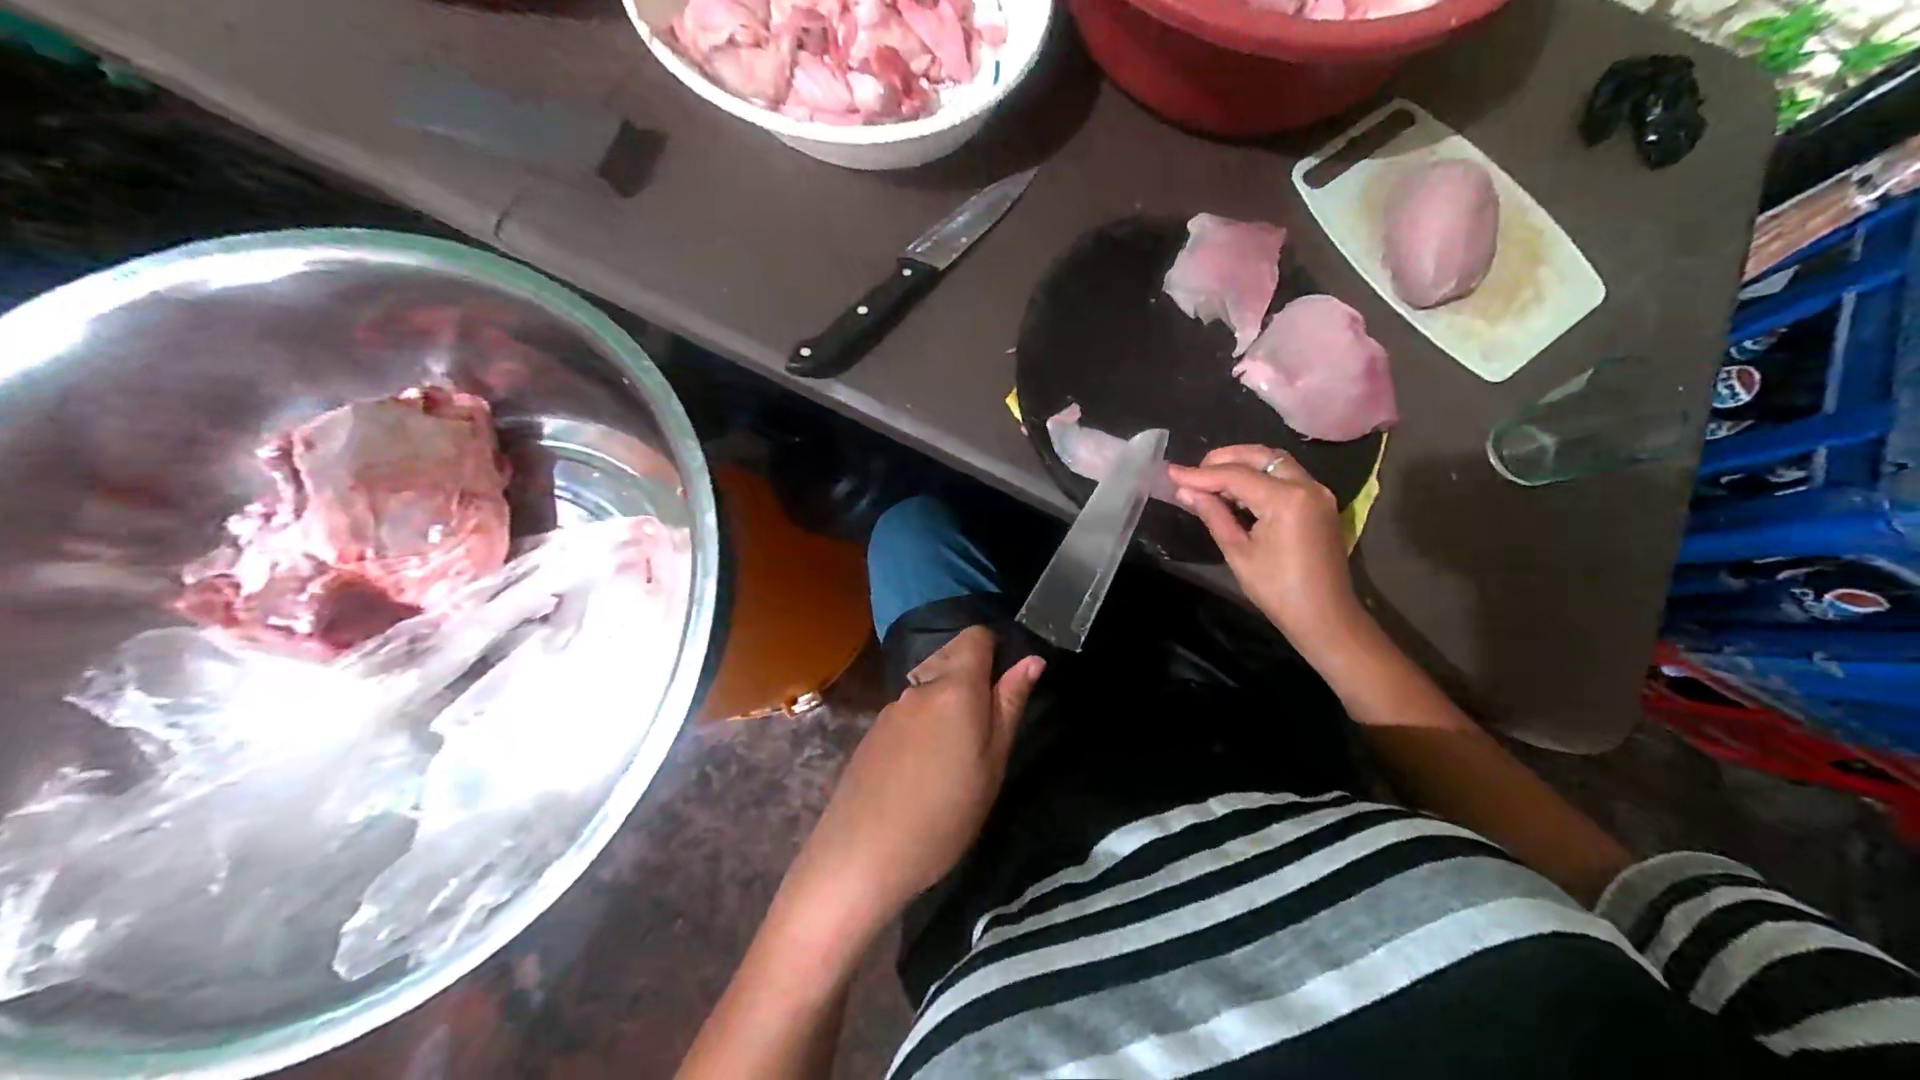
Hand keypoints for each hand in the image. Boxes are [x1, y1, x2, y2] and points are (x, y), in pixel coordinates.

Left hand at [786, 626, 1044, 925]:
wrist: (862, 855)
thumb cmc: (945, 814)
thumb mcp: (992, 763)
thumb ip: (1010, 704)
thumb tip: (1032, 659)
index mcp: (954, 687)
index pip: (975, 636)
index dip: (995, 647)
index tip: (1007, 680)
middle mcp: (919, 687)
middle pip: (951, 662)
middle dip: (973, 682)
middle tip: (987, 732)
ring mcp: (890, 709)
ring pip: (929, 691)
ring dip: (947, 708)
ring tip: (955, 759)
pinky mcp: (871, 733)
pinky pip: (908, 715)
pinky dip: (924, 728)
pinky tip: (922, 771)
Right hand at [1169, 445, 1362, 647]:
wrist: (1325, 617)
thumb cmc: (1277, 590)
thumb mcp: (1238, 552)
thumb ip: (1213, 514)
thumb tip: (1185, 491)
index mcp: (1286, 500)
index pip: (1236, 476)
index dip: (1200, 474)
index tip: (1171, 473)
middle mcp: (1307, 486)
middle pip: (1260, 457)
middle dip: (1224, 459)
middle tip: (1193, 471)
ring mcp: (1317, 493)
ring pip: (1275, 463)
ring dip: (1243, 465)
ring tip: (1210, 480)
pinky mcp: (1319, 503)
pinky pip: (1286, 477)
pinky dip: (1260, 477)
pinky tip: (1236, 491)